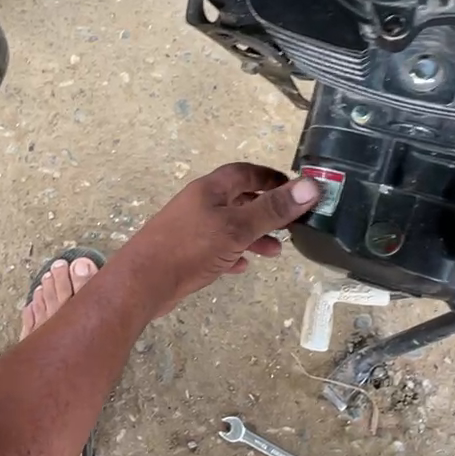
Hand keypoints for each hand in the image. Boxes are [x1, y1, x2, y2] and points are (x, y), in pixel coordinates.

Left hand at [109, 163, 320, 318]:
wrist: (142, 283)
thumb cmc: (189, 248)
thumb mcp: (237, 227)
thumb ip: (273, 209)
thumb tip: (312, 186)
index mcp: (210, 190)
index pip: (245, 172)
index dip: (271, 177)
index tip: (295, 189)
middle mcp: (199, 204)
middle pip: (238, 200)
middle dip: (265, 211)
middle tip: (290, 225)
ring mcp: (189, 229)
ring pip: (228, 227)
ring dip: (252, 236)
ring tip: (275, 252)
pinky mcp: (184, 253)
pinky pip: (214, 249)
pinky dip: (232, 254)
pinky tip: (241, 267)